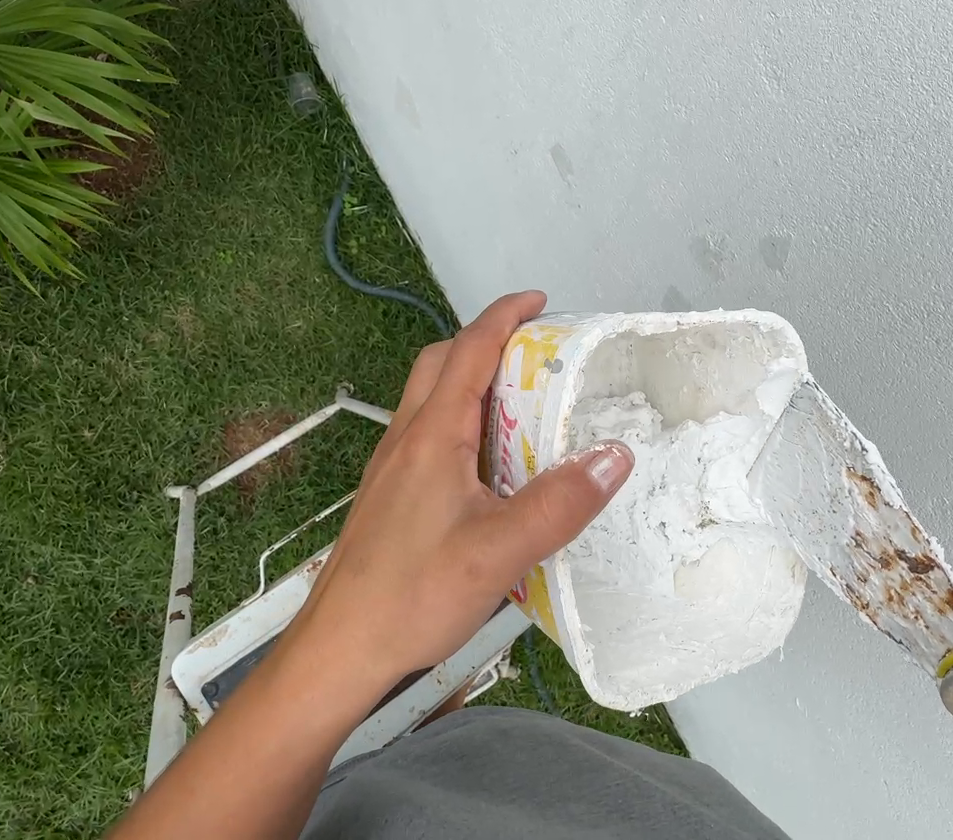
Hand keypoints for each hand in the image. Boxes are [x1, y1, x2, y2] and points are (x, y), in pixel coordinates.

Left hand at [112, 291, 633, 839]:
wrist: (337, 651)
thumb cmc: (413, 593)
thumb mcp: (500, 550)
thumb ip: (560, 503)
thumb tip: (615, 454)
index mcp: (432, 434)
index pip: (469, 351)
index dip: (504, 317)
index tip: (541, 302)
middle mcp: (406, 438)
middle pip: (441, 363)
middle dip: (486, 342)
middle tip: (535, 354)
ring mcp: (392, 467)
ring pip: (430, 399)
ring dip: (472, 381)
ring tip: (522, 406)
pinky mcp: (389, 496)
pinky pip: (428, 435)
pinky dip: (462, 421)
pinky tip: (488, 466)